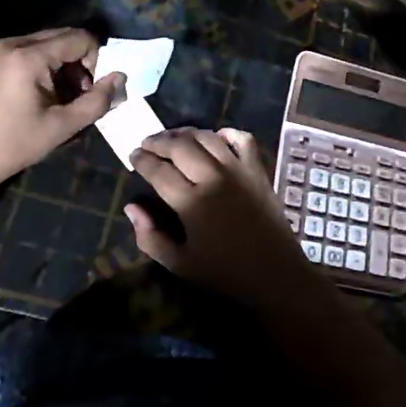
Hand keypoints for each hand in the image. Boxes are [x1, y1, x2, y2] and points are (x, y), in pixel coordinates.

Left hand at [0, 28, 124, 199]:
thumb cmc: (13, 146)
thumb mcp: (62, 127)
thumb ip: (97, 101)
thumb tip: (121, 78)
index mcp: (28, 56)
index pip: (80, 38)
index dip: (97, 60)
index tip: (94, 90)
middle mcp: (12, 43)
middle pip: (63, 37)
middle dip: (81, 62)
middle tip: (81, 96)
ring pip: (47, 44)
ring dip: (64, 66)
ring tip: (63, 100)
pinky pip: (30, 52)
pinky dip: (45, 67)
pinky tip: (43, 97)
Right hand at [126, 127, 323, 307]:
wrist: (275, 273)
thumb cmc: (224, 271)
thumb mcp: (179, 263)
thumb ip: (150, 237)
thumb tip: (131, 207)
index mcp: (191, 202)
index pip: (158, 170)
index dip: (141, 160)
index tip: (133, 156)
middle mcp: (213, 178)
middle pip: (180, 146)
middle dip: (158, 141)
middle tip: (147, 144)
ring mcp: (239, 171)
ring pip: (207, 137)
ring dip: (186, 133)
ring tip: (173, 138)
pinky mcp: (258, 171)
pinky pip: (243, 140)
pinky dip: (228, 133)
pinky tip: (216, 137)